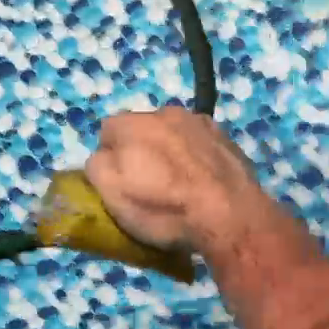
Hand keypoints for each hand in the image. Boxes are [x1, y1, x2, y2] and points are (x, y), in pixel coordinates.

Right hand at [83, 106, 277, 254]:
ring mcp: (201, 122)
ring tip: (181, 186)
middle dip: (142, 151)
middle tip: (150, 185)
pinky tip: (204, 184)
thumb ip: (97, 166)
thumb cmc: (164, 208)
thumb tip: (103, 156)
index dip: (110, 158)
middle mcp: (166, 112)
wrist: (230, 216)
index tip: (121, 183)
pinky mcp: (227, 138)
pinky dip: (198, 159)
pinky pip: (201, 145)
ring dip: (172, 152)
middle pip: (143, 130)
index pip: (107, 131)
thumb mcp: (112, 194)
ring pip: (174, 135)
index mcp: (133, 123)